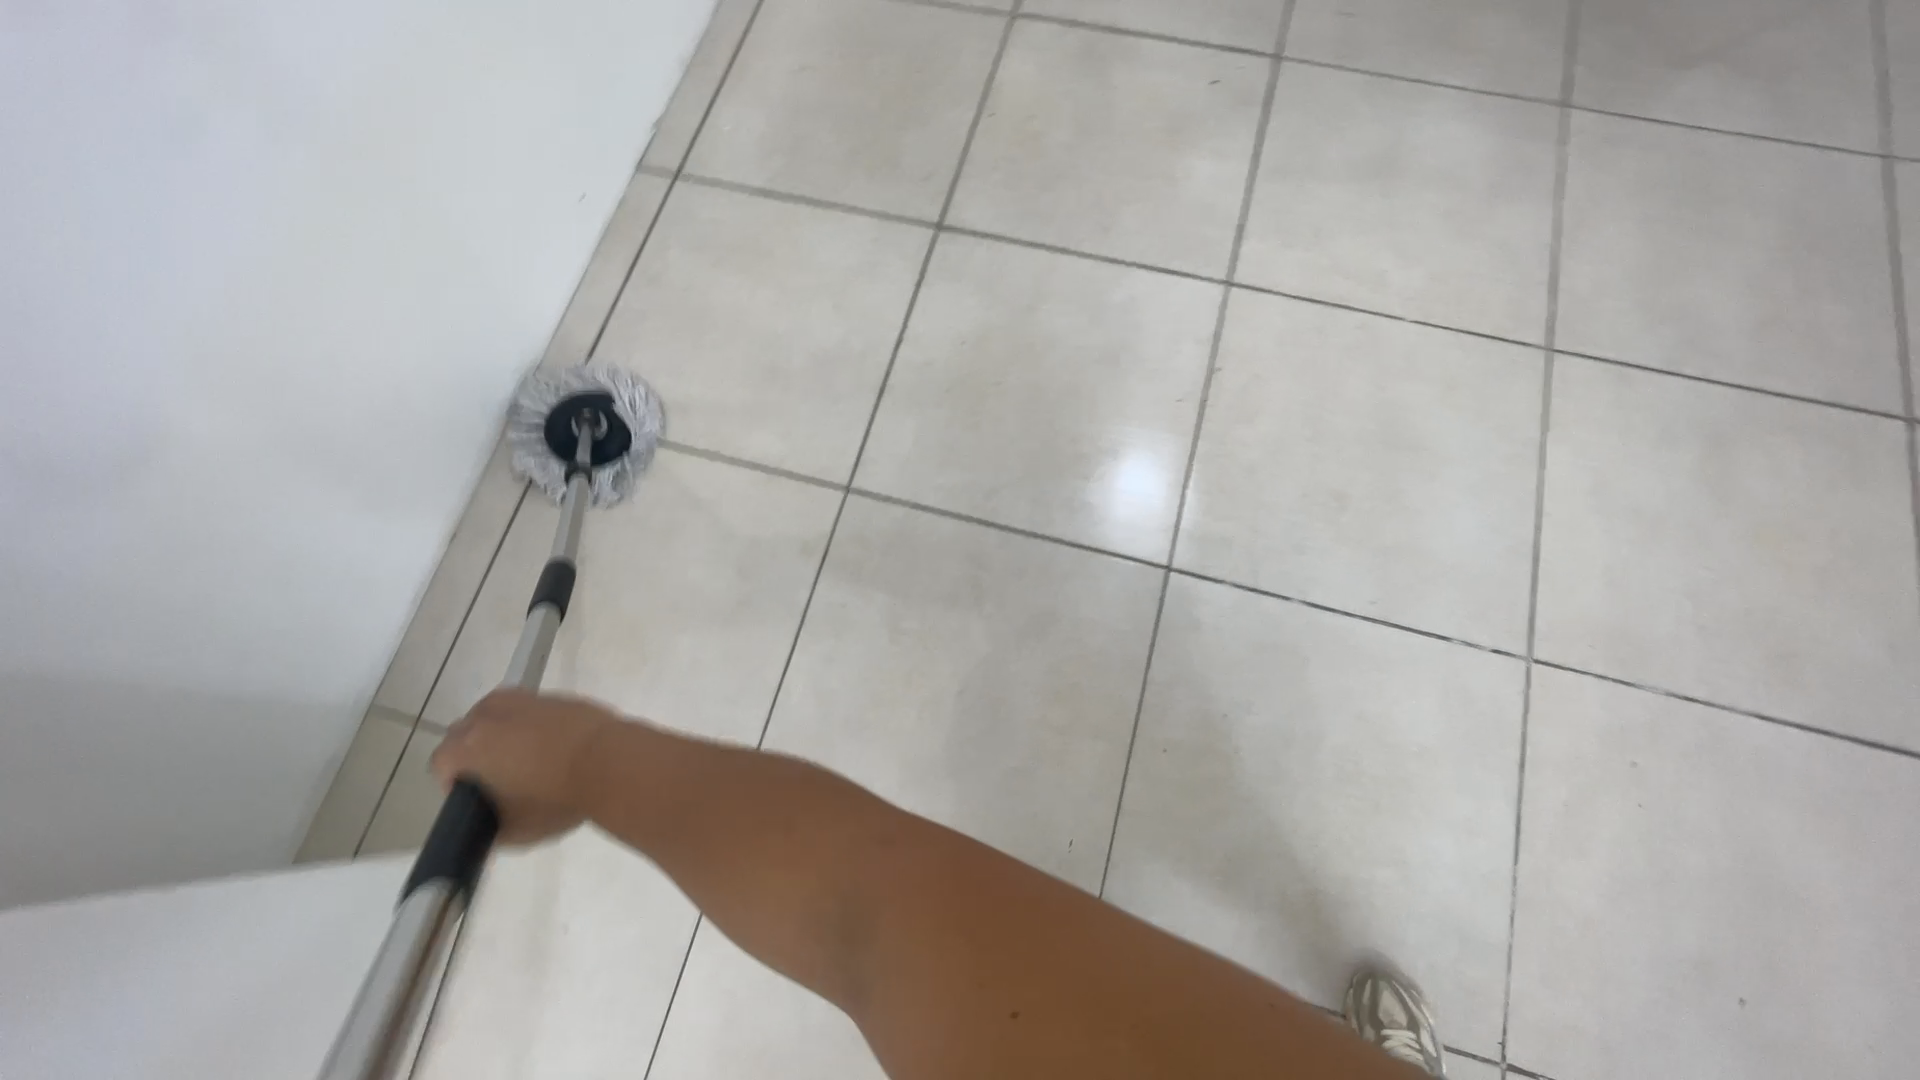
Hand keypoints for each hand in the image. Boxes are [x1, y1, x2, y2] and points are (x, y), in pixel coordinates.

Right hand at [430, 688, 619, 844]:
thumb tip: (492, 829)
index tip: (472, 797)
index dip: (451, 781)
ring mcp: (527, 700)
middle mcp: (492, 714)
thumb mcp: (517, 830)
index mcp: (471, 745)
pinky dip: (534, 723)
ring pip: (498, 712)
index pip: (442, 760)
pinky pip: (532, 709)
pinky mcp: (559, 696)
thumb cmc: (557, 797)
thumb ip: (493, 830)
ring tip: (522, 756)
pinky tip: (552, 743)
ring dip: (500, 731)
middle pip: (466, 730)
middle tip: (497, 776)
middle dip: (473, 752)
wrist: (612, 761)